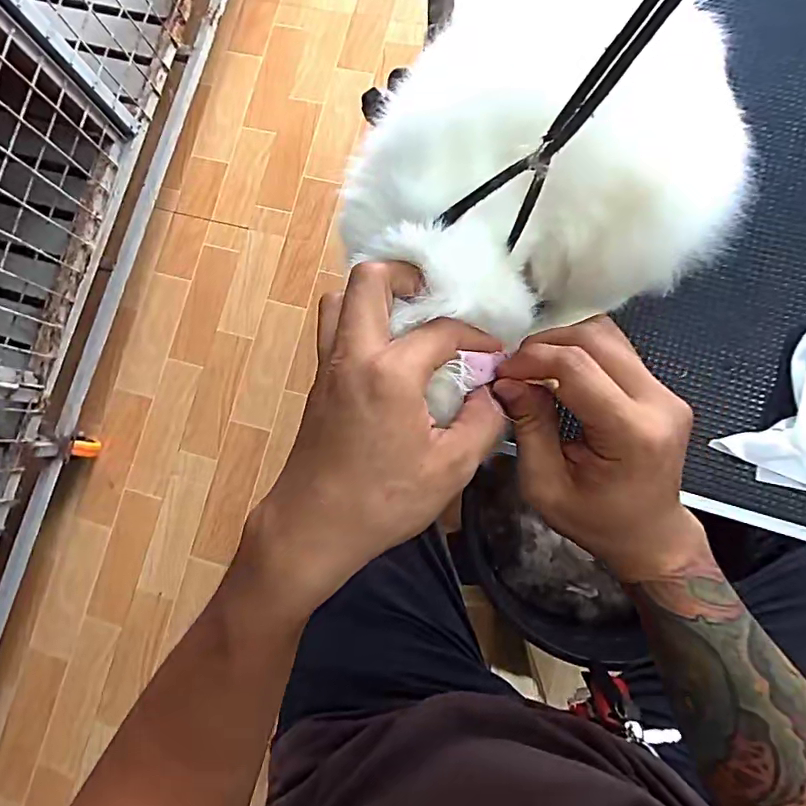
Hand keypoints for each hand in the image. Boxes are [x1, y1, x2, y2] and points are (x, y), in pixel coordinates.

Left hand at [241, 262, 504, 618]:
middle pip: (368, 279)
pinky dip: (361, 322)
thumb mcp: (453, 467)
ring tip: (409, 321)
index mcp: (390, 373)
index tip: (493, 355)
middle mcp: (353, 356)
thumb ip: (484, 421)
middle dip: (406, 277)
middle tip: (435, 300)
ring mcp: (328, 368)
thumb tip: (492, 393)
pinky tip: (390, 356)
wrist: (312, 528)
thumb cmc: (383, 500)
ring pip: (340, 299)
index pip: (440, 330)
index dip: (475, 337)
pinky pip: (335, 329)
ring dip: (375, 297)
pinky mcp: (318, 385)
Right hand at [492, 316, 711, 582]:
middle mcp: (659, 405)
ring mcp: (667, 394)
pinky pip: (619, 352)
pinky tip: (562, 377)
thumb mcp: (547, 487)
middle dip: (546, 344)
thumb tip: (508, 382)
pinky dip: (584, 354)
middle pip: (596, 338)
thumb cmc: (600, 522)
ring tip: (537, 370)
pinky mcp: (663, 390)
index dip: (533, 360)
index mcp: (633, 434)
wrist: (650, 534)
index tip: (505, 373)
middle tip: (517, 369)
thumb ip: (529, 429)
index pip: (578, 367)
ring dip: (565, 343)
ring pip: (609, 336)